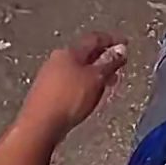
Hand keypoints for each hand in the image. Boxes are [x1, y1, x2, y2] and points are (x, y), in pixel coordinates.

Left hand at [12, 33, 127, 137]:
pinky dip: (85, 83)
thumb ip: (110, 63)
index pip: (95, 39)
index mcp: (70, 52)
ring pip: (79, 68)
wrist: (40, 125)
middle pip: (86, 54)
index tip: (125, 43)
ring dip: (96, 73)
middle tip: (119, 65)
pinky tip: (91, 93)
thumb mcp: (97, 78)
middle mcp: (57, 60)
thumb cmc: (70, 98)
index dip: (112, 39)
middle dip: (104, 58)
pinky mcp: (47, 90)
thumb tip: (120, 50)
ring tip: (108, 82)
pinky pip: (71, 81)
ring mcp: (50, 75)